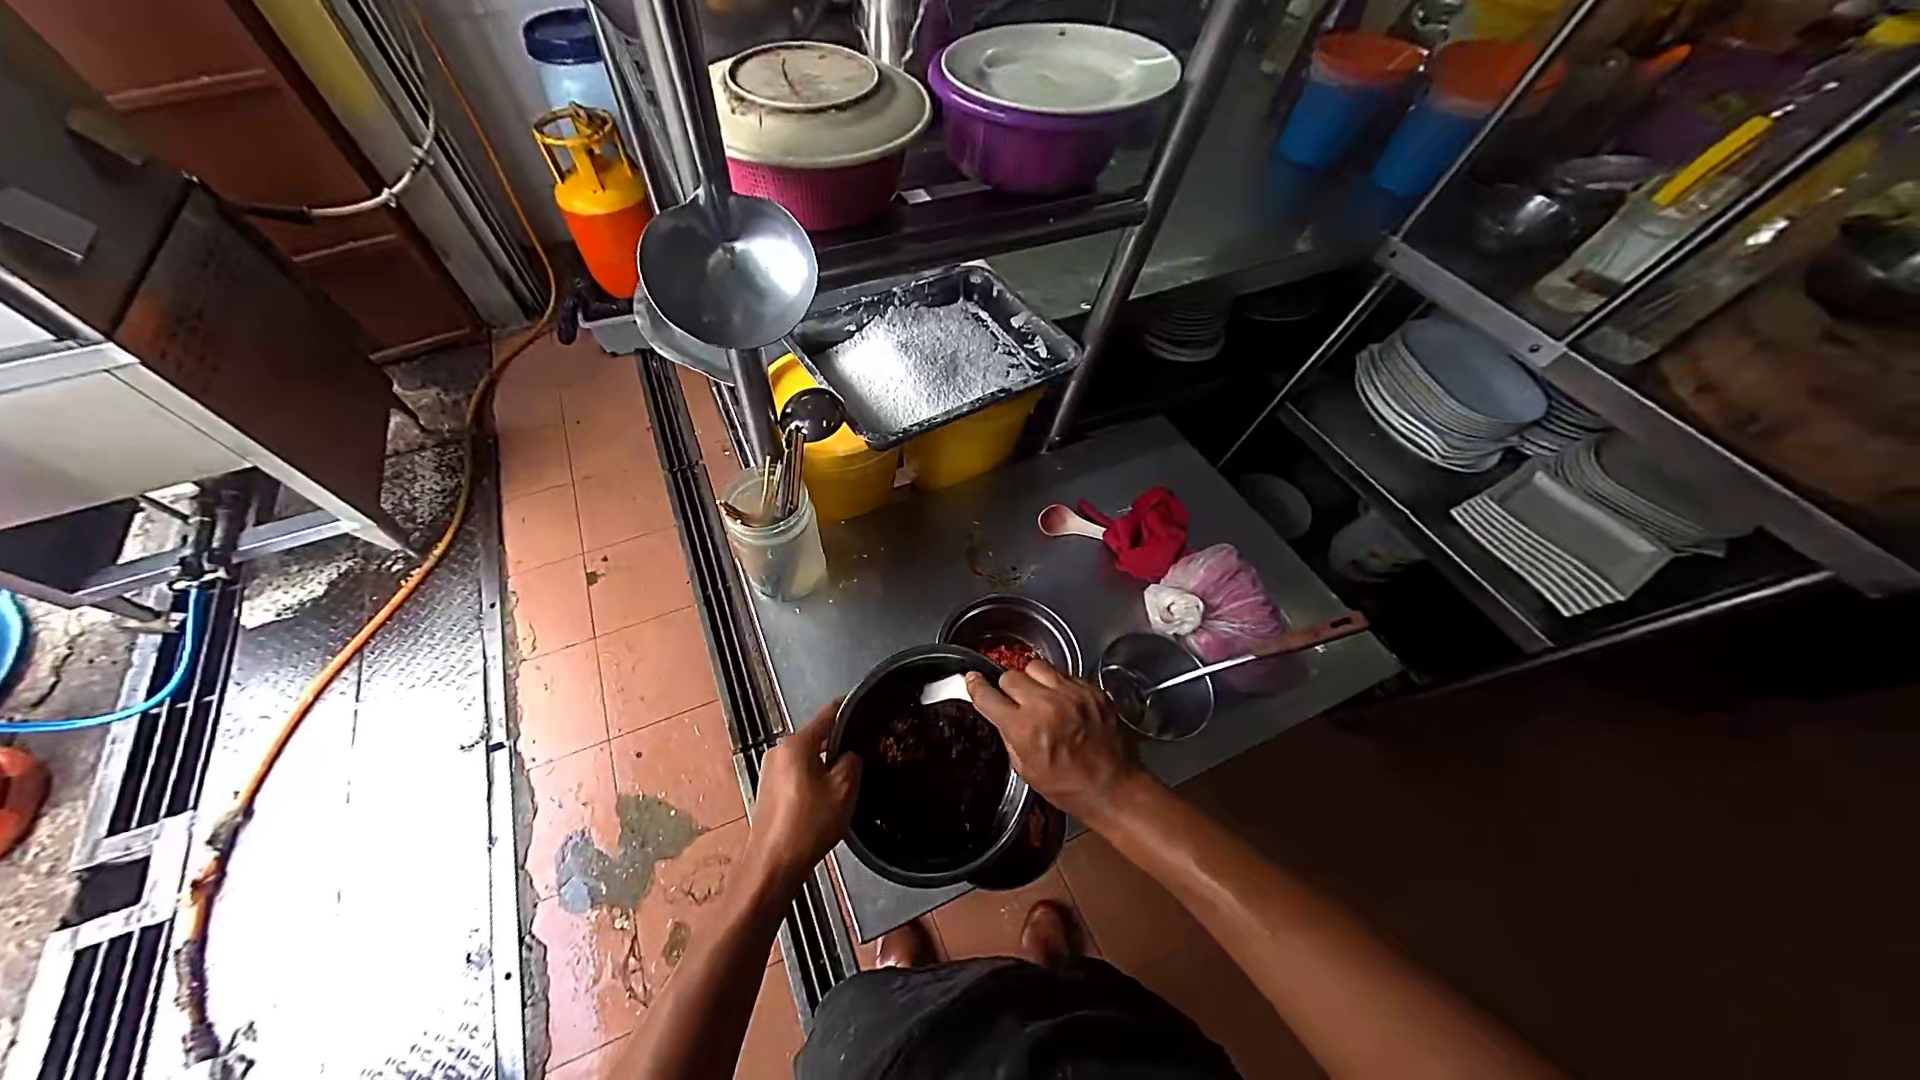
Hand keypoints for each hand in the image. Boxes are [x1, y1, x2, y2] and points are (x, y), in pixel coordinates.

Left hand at [748, 703, 860, 884]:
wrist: (773, 865)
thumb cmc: (809, 824)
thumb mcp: (845, 788)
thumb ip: (852, 761)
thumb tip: (848, 755)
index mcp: (796, 744)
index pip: (828, 713)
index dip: (849, 708)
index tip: (864, 705)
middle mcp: (779, 752)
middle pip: (817, 737)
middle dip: (838, 745)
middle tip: (863, 756)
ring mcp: (770, 772)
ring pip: (808, 758)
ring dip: (825, 767)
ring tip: (846, 786)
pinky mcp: (769, 791)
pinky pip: (798, 775)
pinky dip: (813, 782)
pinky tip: (826, 802)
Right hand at [965, 660, 1148, 823]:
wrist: (1114, 787)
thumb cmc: (1069, 786)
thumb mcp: (1026, 770)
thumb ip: (1009, 736)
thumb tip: (999, 713)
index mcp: (1025, 728)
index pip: (989, 696)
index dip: (976, 687)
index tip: (973, 680)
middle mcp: (1046, 705)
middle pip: (1011, 676)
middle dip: (1008, 688)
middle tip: (1017, 703)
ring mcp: (1071, 694)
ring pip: (1036, 666)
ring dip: (1033, 680)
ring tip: (1040, 697)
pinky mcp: (1091, 690)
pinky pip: (1064, 674)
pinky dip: (1058, 685)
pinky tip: (1063, 702)